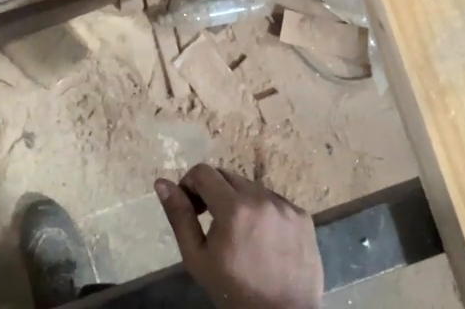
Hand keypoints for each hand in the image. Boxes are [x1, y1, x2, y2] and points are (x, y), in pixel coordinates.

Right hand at [156, 164, 321, 308]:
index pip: (203, 172)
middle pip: (227, 176)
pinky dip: (263, 210)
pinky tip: (263, 236)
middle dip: (214, 192)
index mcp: (233, 208)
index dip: (191, 185)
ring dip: (239, 200)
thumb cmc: (234, 291)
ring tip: (240, 231)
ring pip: (251, 187)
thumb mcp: (197, 258)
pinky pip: (274, 201)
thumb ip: (179, 216)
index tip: (192, 208)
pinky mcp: (303, 217)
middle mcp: (261, 199)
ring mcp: (285, 207)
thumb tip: (162, 182)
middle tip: (213, 221)